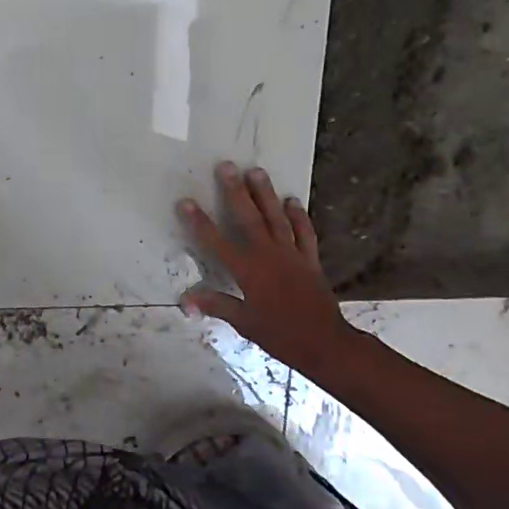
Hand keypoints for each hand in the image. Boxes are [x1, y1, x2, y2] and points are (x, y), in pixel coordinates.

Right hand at [178, 162, 357, 373]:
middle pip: (248, 218)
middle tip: (226, 166)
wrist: (323, 342)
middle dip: (235, 191)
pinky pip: (303, 232)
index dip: (199, 222)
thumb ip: (216, 305)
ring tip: (256, 171)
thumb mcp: (244, 323)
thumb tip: (185, 299)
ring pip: (275, 217)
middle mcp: (268, 255)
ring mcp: (291, 254)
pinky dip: (298, 216)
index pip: (217, 242)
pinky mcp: (310, 259)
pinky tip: (292, 201)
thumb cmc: (280, 335)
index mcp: (248, 271)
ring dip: (265, 194)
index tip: (186, 202)